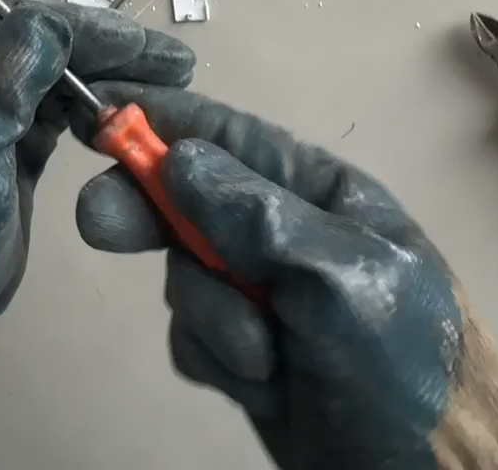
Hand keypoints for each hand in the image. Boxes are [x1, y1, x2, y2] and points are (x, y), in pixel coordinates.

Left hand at [0, 3, 191, 466]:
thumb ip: (5, 83)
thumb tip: (48, 21)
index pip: (16, 25)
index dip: (77, 28)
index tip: (132, 43)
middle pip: (43, 44)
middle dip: (106, 49)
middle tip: (172, 61)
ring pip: (58, 75)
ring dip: (109, 76)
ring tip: (166, 81)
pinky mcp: (17, 138)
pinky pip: (62, 110)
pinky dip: (96, 109)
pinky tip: (129, 114)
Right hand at [74, 84, 497, 469]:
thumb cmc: (405, 379)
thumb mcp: (339, 281)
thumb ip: (254, 213)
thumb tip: (176, 157)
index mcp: (322, 196)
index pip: (226, 135)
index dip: (156, 116)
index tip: (92, 109)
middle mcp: (286, 234)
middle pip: (187, 198)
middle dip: (148, 214)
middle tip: (98, 226)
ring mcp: (264, 293)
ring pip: (184, 272)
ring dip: (212, 316)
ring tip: (265, 361)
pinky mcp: (246, 349)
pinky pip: (191, 330)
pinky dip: (216, 358)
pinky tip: (264, 388)